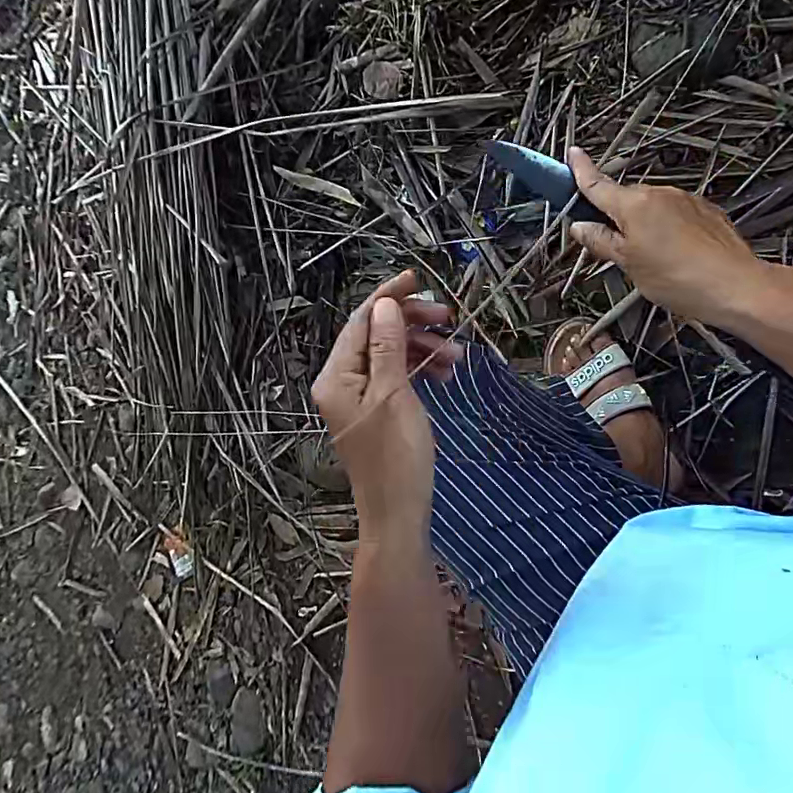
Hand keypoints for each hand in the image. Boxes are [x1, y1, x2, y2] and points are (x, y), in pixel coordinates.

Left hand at [311, 270, 457, 542]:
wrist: (399, 514)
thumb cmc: (396, 457)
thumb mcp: (394, 396)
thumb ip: (387, 347)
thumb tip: (385, 305)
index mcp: (336, 376)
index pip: (361, 322)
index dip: (389, 297)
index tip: (417, 278)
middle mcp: (342, 382)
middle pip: (377, 335)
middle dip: (413, 324)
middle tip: (449, 319)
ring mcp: (359, 398)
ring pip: (391, 355)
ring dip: (423, 349)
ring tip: (456, 357)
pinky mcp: (377, 411)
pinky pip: (397, 378)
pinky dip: (421, 371)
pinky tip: (445, 374)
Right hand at [567, 147, 792, 327]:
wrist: (735, 286)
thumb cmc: (683, 278)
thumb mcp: (628, 264)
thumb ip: (601, 242)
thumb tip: (581, 228)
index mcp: (635, 204)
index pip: (597, 183)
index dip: (581, 169)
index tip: (574, 155)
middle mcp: (660, 194)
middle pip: (625, 200)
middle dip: (617, 219)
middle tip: (616, 249)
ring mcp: (685, 201)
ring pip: (651, 209)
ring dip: (645, 228)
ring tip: (653, 262)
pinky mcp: (705, 212)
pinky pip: (675, 216)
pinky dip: (669, 231)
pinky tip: (675, 258)